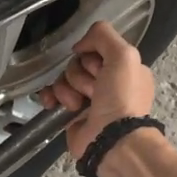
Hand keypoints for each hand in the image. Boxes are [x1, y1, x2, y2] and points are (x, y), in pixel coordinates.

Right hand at [40, 20, 155, 157]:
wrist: (111, 140)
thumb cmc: (122, 98)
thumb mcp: (124, 56)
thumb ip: (103, 36)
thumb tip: (79, 46)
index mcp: (125, 69)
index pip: (97, 50)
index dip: (93, 57)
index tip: (100, 69)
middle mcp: (108, 82)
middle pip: (78, 63)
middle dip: (80, 75)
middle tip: (92, 90)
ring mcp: (89, 99)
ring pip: (64, 79)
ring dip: (67, 89)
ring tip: (78, 104)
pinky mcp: (72, 114)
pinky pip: (53, 95)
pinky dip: (51, 97)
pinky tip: (52, 103)